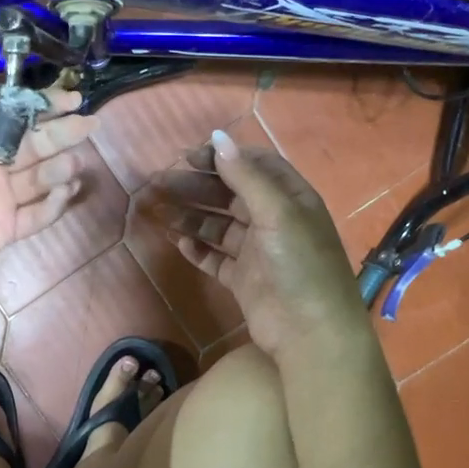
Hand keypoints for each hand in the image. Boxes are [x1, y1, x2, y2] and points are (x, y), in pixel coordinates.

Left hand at [0, 27, 97, 286]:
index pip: (18, 115)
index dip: (46, 106)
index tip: (73, 97)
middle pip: (36, 146)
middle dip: (63, 134)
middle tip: (89, 124)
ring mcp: (1, 197)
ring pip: (40, 179)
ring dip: (61, 168)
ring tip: (77, 161)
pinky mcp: (7, 228)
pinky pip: (37, 216)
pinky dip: (54, 204)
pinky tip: (68, 190)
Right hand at [157, 129, 366, 359]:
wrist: (310, 330)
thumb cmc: (300, 265)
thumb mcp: (277, 212)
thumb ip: (246, 176)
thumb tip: (217, 136)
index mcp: (291, 199)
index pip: (254, 166)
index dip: (223, 158)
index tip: (188, 157)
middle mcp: (273, 221)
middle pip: (229, 195)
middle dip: (196, 187)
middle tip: (160, 183)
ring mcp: (257, 252)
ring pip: (217, 227)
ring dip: (189, 217)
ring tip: (158, 211)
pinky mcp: (243, 279)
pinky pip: (214, 258)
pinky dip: (196, 249)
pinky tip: (176, 242)